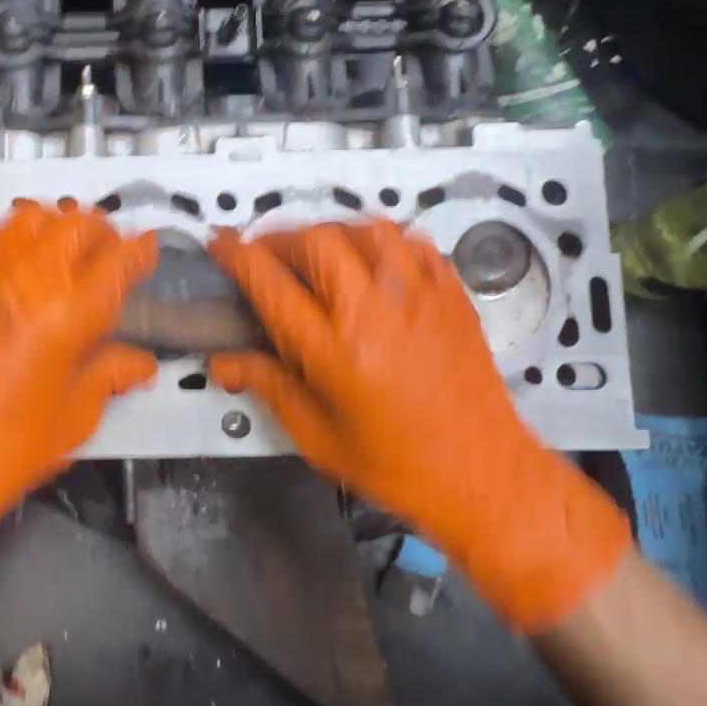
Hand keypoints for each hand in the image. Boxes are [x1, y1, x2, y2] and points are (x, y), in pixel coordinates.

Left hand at [0, 204, 158, 618]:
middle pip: (72, 223)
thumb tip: (137, 362)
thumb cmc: (5, 447)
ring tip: (65, 250)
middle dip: (99, 230)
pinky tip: (17, 269)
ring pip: (27, 218)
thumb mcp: (76, 415)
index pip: (117, 259)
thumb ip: (111, 374)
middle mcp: (25, 279)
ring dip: (54, 226)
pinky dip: (12, 243)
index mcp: (68, 312)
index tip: (146, 250)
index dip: (139, 251)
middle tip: (108, 252)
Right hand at [209, 220, 628, 631]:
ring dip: (330, 231)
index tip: (222, 244)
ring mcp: (418, 298)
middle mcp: (375, 313)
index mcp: (335, 350)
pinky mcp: (450, 296)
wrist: (483, 475)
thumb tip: (224, 364)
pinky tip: (370, 256)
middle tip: (265, 254)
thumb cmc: (400, 465)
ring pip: (365, 230)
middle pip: (315, 241)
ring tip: (315, 250)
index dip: (238, 255)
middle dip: (279, 238)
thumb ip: (268, 387)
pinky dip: (382, 239)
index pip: (271, 282)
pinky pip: (412, 242)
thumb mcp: (318, 436)